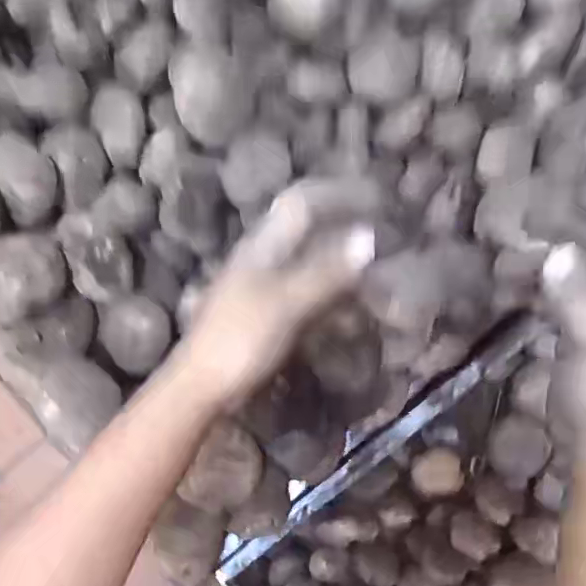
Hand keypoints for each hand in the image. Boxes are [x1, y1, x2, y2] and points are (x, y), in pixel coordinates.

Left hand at [179, 179, 379, 405]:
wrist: (200, 390)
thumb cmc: (238, 342)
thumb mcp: (285, 304)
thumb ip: (325, 271)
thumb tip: (369, 237)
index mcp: (261, 247)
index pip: (302, 203)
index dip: (338, 195)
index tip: (377, 199)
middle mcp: (261, 263)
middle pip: (307, 235)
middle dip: (344, 233)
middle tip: (386, 241)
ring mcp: (261, 294)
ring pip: (308, 270)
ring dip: (340, 270)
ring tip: (377, 279)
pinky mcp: (263, 324)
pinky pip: (304, 302)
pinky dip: (329, 303)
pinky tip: (349, 317)